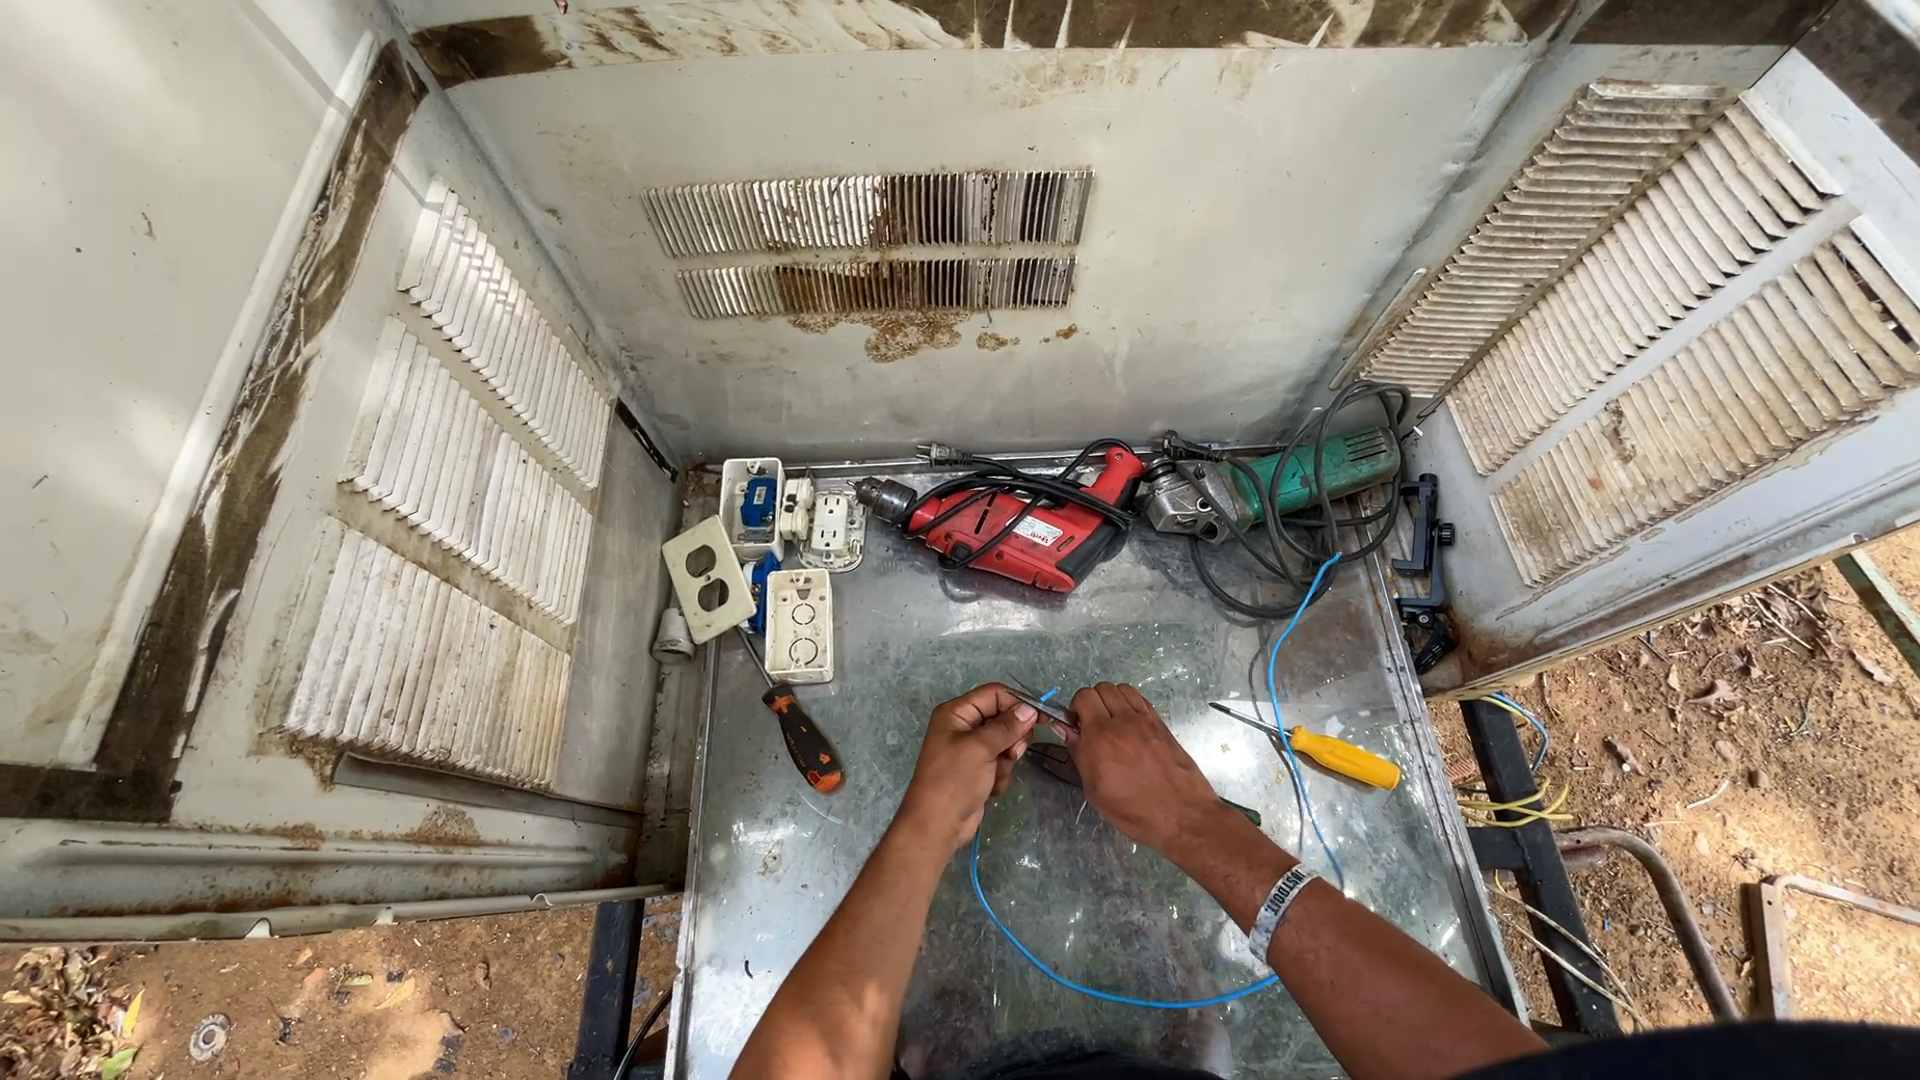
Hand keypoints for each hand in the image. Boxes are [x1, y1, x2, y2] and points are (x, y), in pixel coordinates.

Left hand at [895, 684, 1036, 852]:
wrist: (938, 824)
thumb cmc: (954, 779)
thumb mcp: (981, 747)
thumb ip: (1007, 726)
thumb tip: (1030, 709)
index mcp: (956, 712)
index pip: (994, 694)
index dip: (1018, 703)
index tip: (1042, 716)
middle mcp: (963, 726)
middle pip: (1002, 718)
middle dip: (1012, 736)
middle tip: (1012, 752)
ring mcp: (971, 749)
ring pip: (1005, 742)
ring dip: (1006, 759)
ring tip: (995, 772)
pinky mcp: (978, 769)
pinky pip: (1001, 762)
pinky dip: (1000, 773)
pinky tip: (990, 786)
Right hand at [1062, 683, 1221, 852]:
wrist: (1181, 815)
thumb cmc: (1133, 809)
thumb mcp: (1094, 790)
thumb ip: (1078, 752)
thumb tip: (1065, 729)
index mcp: (1101, 735)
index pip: (1084, 695)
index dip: (1075, 707)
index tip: (1076, 725)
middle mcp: (1123, 720)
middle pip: (1102, 687)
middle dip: (1092, 701)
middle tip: (1092, 724)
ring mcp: (1145, 720)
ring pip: (1123, 689)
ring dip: (1112, 699)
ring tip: (1112, 722)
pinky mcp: (1162, 725)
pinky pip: (1141, 700)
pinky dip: (1130, 704)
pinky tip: (1130, 725)